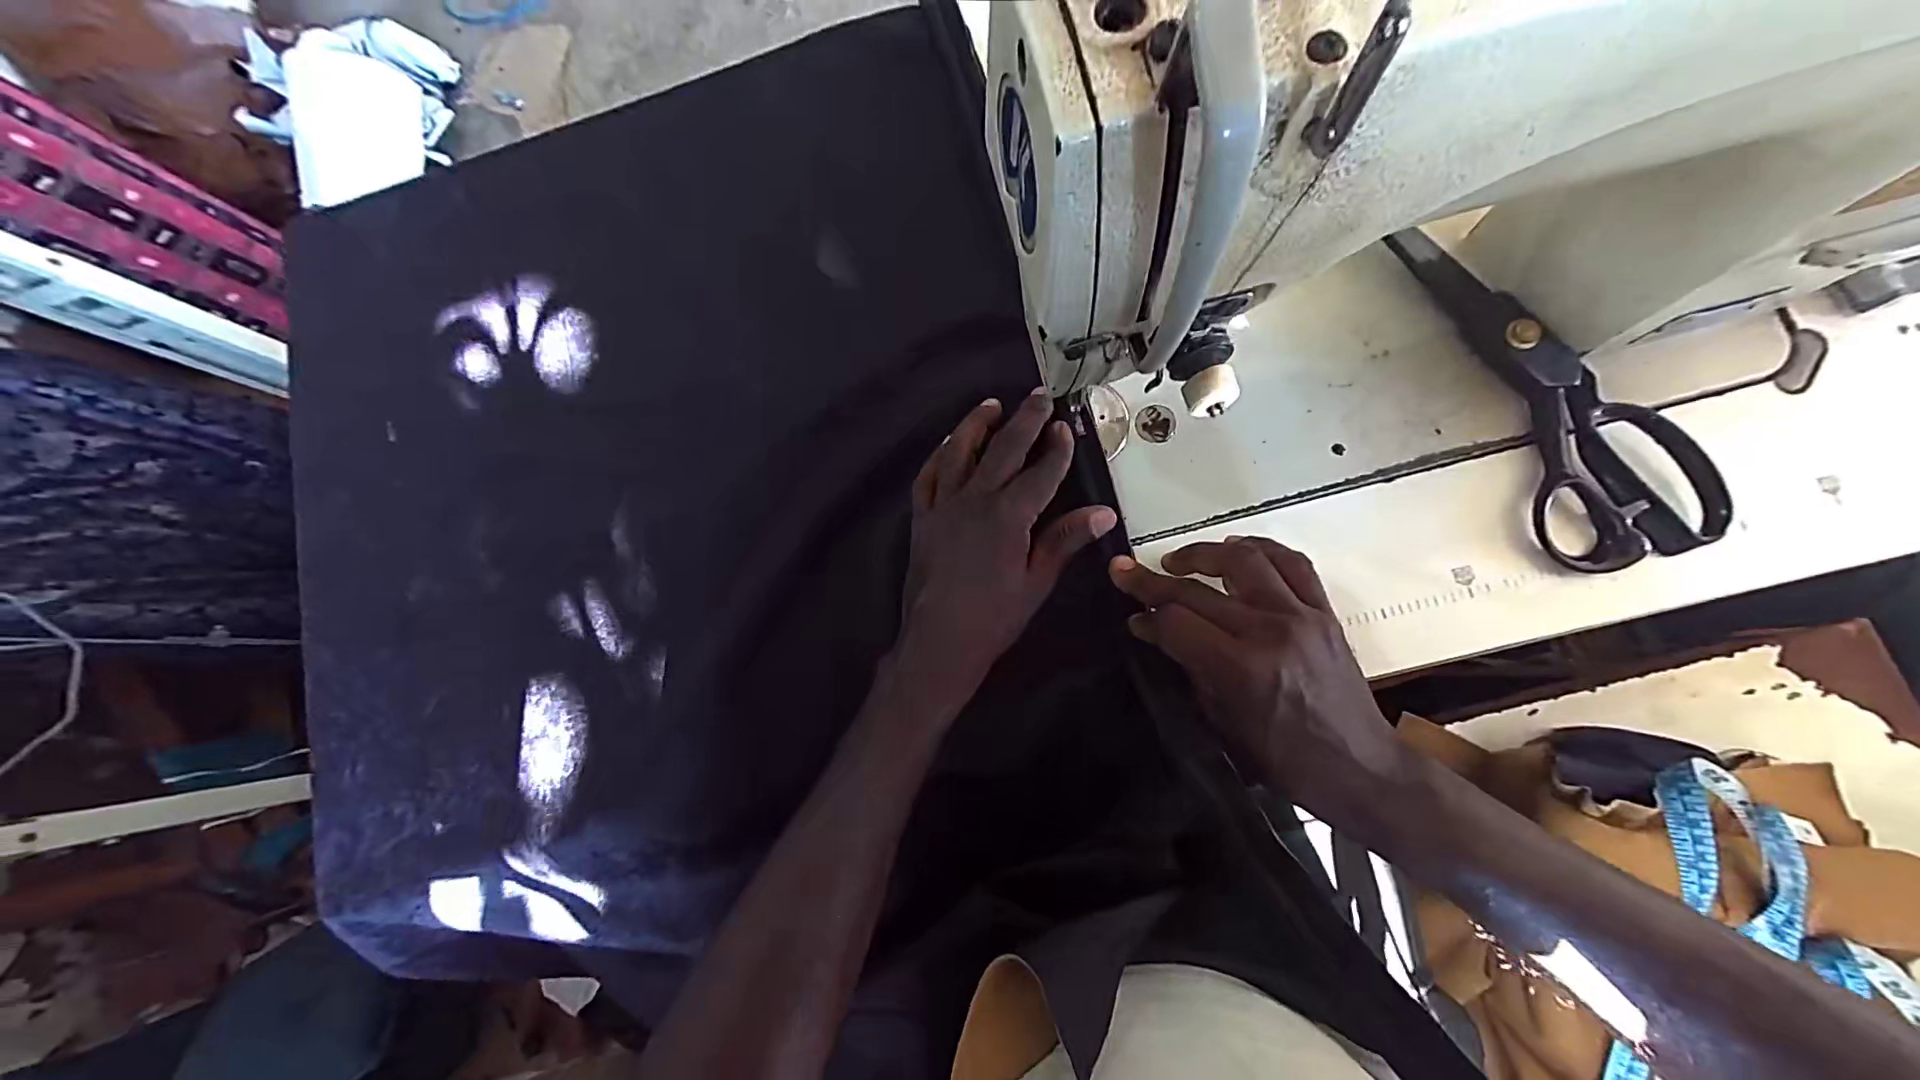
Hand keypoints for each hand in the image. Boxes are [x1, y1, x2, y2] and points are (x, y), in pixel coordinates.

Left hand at [896, 389, 1117, 711]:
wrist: (939, 641)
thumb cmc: (994, 617)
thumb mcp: (1037, 581)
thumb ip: (1065, 540)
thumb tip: (1103, 513)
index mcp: (1009, 516)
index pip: (1041, 472)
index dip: (1057, 448)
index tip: (1066, 427)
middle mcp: (974, 500)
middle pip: (1003, 450)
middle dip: (1024, 421)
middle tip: (1038, 397)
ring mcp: (943, 507)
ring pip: (959, 453)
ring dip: (976, 425)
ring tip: (990, 405)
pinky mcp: (921, 519)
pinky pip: (927, 477)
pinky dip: (939, 455)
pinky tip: (947, 443)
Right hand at [1108, 537, 1406, 820]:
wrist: (1360, 769)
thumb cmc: (1283, 760)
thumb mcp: (1221, 722)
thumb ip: (1188, 669)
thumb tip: (1156, 631)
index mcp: (1241, 668)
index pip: (1176, 622)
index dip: (1147, 617)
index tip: (1132, 618)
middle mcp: (1271, 631)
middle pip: (1199, 589)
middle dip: (1152, 580)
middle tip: (1126, 572)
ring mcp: (1302, 616)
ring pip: (1245, 558)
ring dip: (1204, 552)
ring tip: (1179, 561)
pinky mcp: (1325, 612)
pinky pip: (1292, 562)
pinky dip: (1259, 548)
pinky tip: (1237, 548)